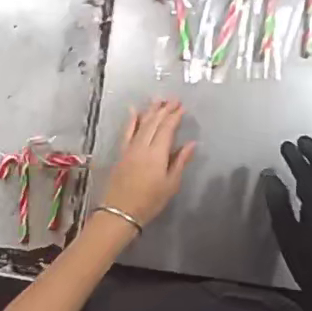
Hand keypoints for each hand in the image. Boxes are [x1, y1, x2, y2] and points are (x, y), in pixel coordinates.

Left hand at [98, 99, 197, 229]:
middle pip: (153, 123)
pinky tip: (133, 111)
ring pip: (141, 124)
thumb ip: (180, 161)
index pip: (167, 129)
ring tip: (158, 100)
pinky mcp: (122, 153)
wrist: (121, 211)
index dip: (175, 116)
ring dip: (150, 111)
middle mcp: (142, 146)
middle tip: (173, 99)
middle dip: (164, 110)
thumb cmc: (150, 201)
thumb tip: (191, 144)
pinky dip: (131, 120)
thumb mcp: (170, 184)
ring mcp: (130, 149)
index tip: (182, 107)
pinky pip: (127, 132)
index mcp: (157, 153)